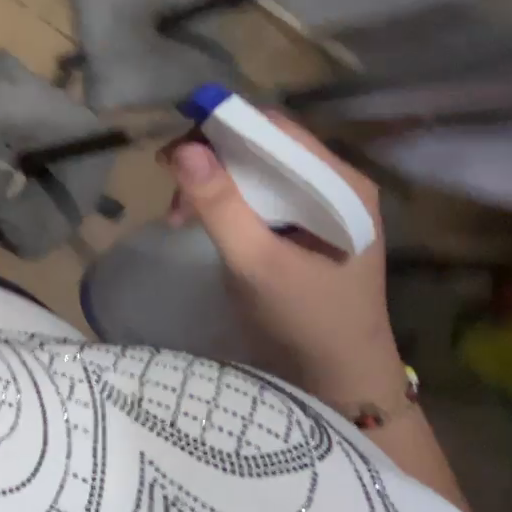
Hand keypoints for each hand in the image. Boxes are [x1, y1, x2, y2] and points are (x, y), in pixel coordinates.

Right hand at [166, 116, 402, 407]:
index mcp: (340, 185)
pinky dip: (220, 198)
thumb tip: (181, 148)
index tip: (171, 156)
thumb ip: (220, 204)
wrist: (339, 382)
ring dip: (208, 181)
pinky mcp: (302, 221)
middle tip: (171, 193)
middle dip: (207, 160)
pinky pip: (254, 189)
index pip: (272, 129)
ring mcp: (320, 203)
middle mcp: (333, 183)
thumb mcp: (255, 262)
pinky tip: (199, 221)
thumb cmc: (305, 320)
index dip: (219, 129)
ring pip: (250, 166)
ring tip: (180, 216)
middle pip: (258, 144)